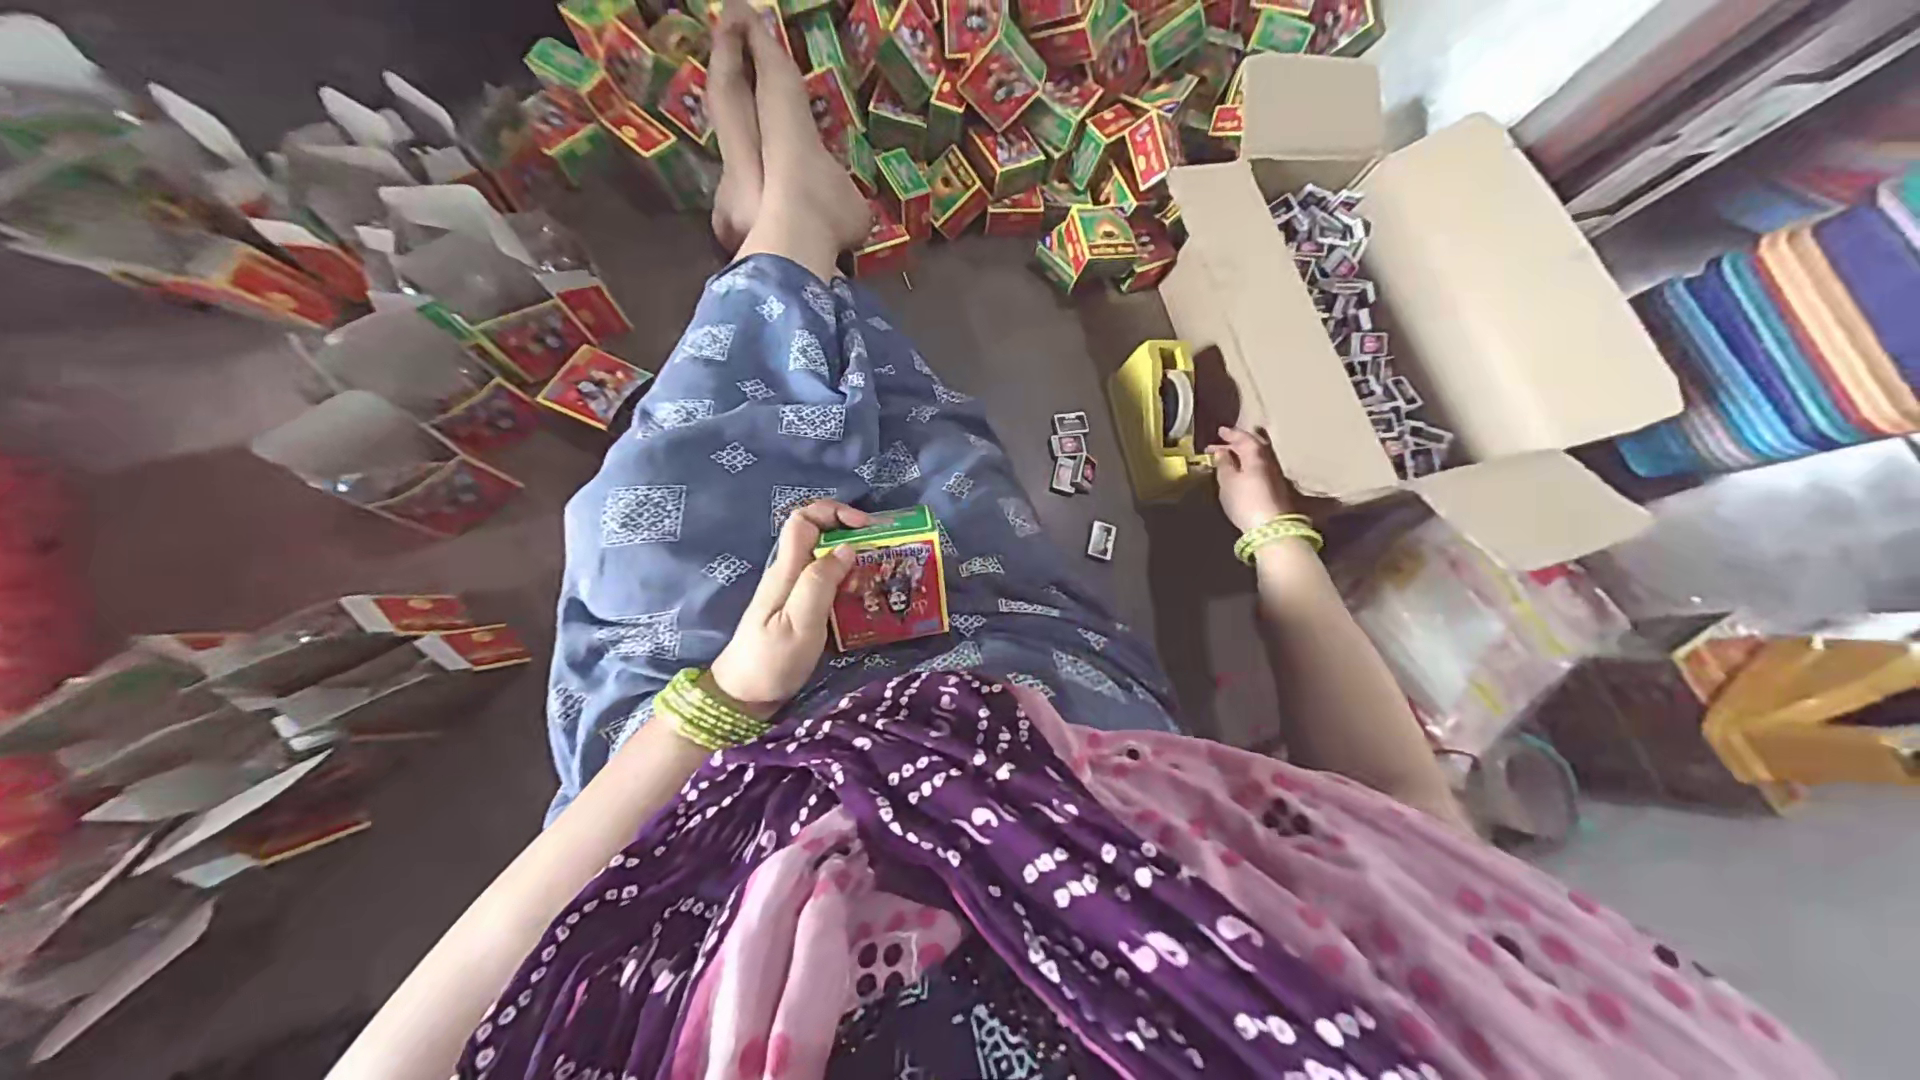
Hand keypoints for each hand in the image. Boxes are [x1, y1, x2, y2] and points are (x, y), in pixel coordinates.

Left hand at [709, 499, 871, 718]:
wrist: (744, 696)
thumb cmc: (771, 660)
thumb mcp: (800, 623)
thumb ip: (820, 583)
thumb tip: (847, 547)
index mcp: (787, 570)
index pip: (804, 518)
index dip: (834, 512)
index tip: (865, 528)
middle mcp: (790, 573)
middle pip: (818, 534)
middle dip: (851, 534)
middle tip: (882, 551)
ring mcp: (794, 591)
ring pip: (826, 559)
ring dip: (854, 559)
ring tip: (881, 574)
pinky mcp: (800, 608)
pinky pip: (827, 582)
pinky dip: (849, 581)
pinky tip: (866, 598)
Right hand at [1206, 426, 1299, 532]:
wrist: (1272, 528)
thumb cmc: (1246, 501)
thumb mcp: (1228, 482)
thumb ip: (1224, 464)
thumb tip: (1222, 451)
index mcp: (1256, 455)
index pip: (1244, 438)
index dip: (1231, 434)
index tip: (1220, 431)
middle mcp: (1268, 461)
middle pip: (1254, 446)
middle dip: (1238, 442)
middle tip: (1223, 442)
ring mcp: (1275, 474)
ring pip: (1258, 457)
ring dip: (1243, 453)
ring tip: (1230, 455)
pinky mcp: (1276, 487)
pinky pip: (1260, 467)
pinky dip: (1249, 464)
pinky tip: (1242, 469)